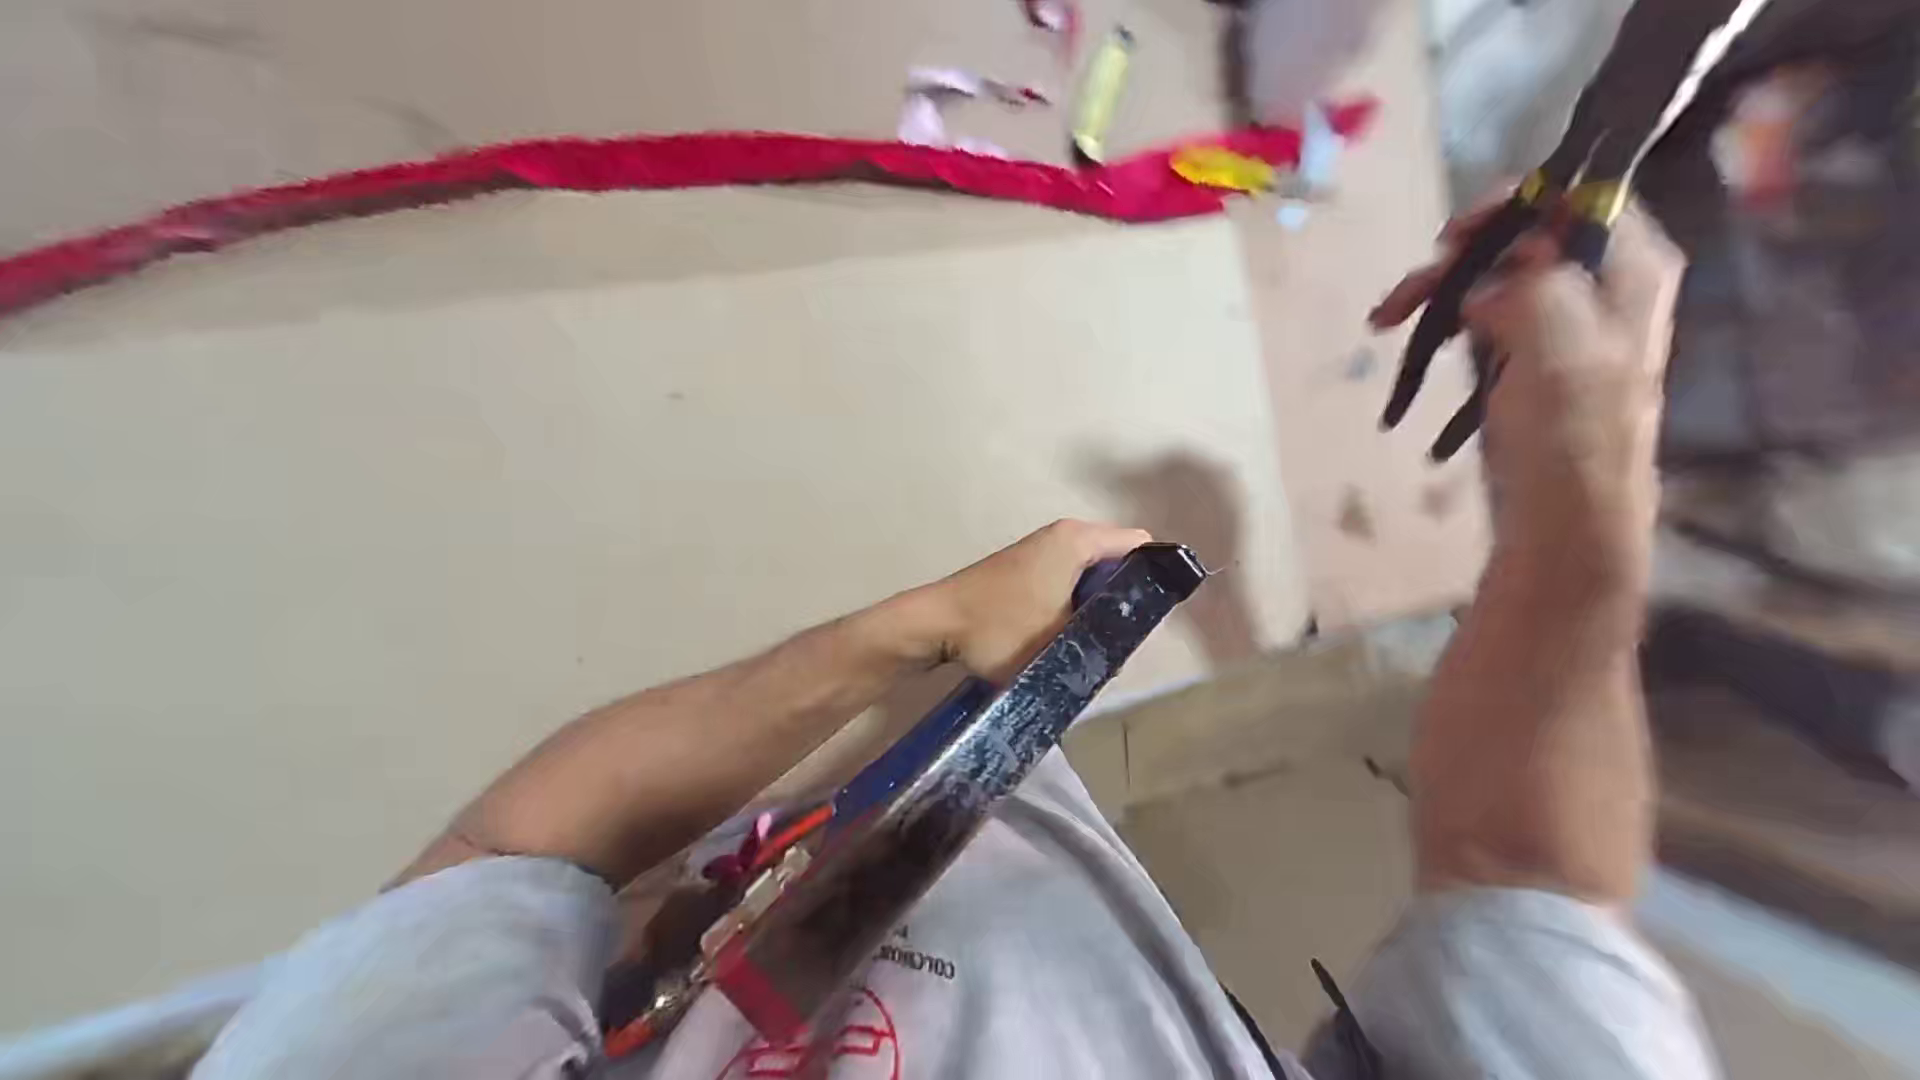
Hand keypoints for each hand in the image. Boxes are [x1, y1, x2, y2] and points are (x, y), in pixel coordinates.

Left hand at [914, 519, 1151, 682]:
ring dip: (1098, 600)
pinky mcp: (1026, 563)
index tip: (1153, 615)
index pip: (1139, 545)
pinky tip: (1068, 629)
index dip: (1154, 577)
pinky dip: (1076, 597)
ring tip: (1094, 636)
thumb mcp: (1058, 643)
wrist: (936, 623)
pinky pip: (1069, 574)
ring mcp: (1042, 547)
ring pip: (1092, 569)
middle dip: (1124, 593)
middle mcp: (1063, 534)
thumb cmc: (999, 628)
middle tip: (1122, 634)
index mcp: (1076, 540)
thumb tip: (1120, 651)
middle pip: (1117, 557)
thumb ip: (1099, 642)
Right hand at [1374, 200, 1684, 587]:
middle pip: (1519, 243)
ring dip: (1436, 297)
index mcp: (1624, 274)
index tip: (1448, 239)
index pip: (1578, 200)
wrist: (1559, 512)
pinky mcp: (1521, 359)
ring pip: (1490, 282)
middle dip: (1452, 264)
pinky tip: (1413, 347)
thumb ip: (1533, 292)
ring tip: (1384, 324)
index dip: (1513, 206)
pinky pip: (1478, 321)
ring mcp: (1556, 326)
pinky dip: (1441, 327)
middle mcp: (1595, 289)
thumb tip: (1484, 283)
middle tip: (1395, 302)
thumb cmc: (1567, 437)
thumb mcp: (1560, 355)